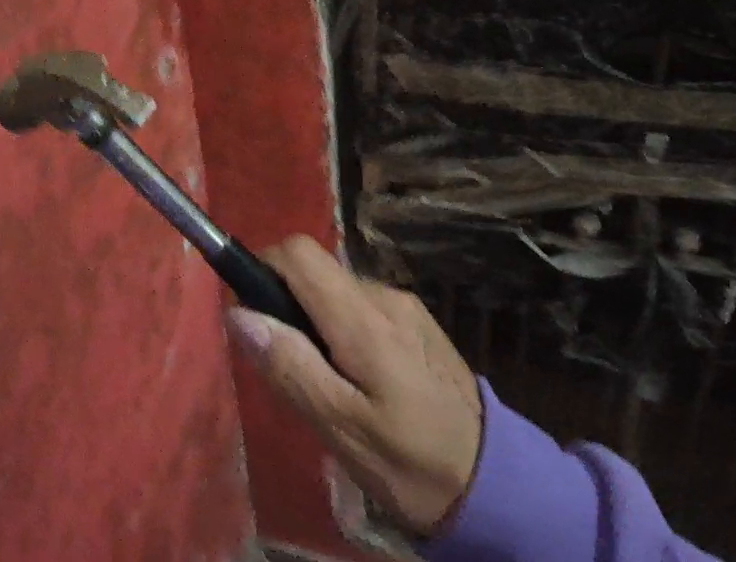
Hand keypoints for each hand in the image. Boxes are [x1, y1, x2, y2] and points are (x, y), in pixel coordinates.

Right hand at [227, 236, 482, 535]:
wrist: (497, 483)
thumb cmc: (409, 461)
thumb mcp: (340, 425)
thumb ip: (290, 365)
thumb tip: (238, 313)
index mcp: (363, 318)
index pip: (299, 253)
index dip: (263, 269)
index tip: (252, 314)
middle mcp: (385, 296)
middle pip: (317, 271)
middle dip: (288, 305)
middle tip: (289, 367)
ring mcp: (406, 307)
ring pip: (338, 292)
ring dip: (315, 322)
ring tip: (325, 383)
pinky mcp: (419, 323)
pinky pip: (363, 309)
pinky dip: (342, 331)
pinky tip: (357, 381)